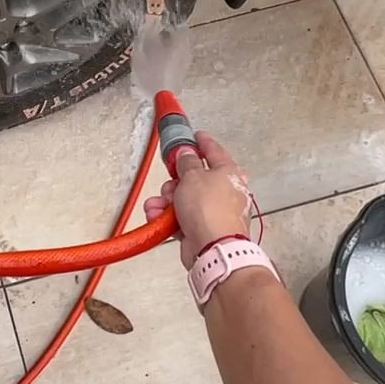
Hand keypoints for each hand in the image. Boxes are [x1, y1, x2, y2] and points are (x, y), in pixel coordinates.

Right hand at [143, 131, 254, 267]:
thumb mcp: (192, 176)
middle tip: (169, 182)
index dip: (201, 141)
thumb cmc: (209, 210)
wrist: (212, 249)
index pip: (213, 150)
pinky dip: (166, 217)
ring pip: (183, 199)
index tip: (193, 135)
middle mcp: (223, 192)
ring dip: (165, 201)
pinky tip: (156, 216)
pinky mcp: (201, 229)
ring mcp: (212, 212)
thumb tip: (185, 153)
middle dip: (175, 180)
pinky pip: (179, 218)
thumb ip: (186, 162)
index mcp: (228, 173)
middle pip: (193, 178)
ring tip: (158, 205)